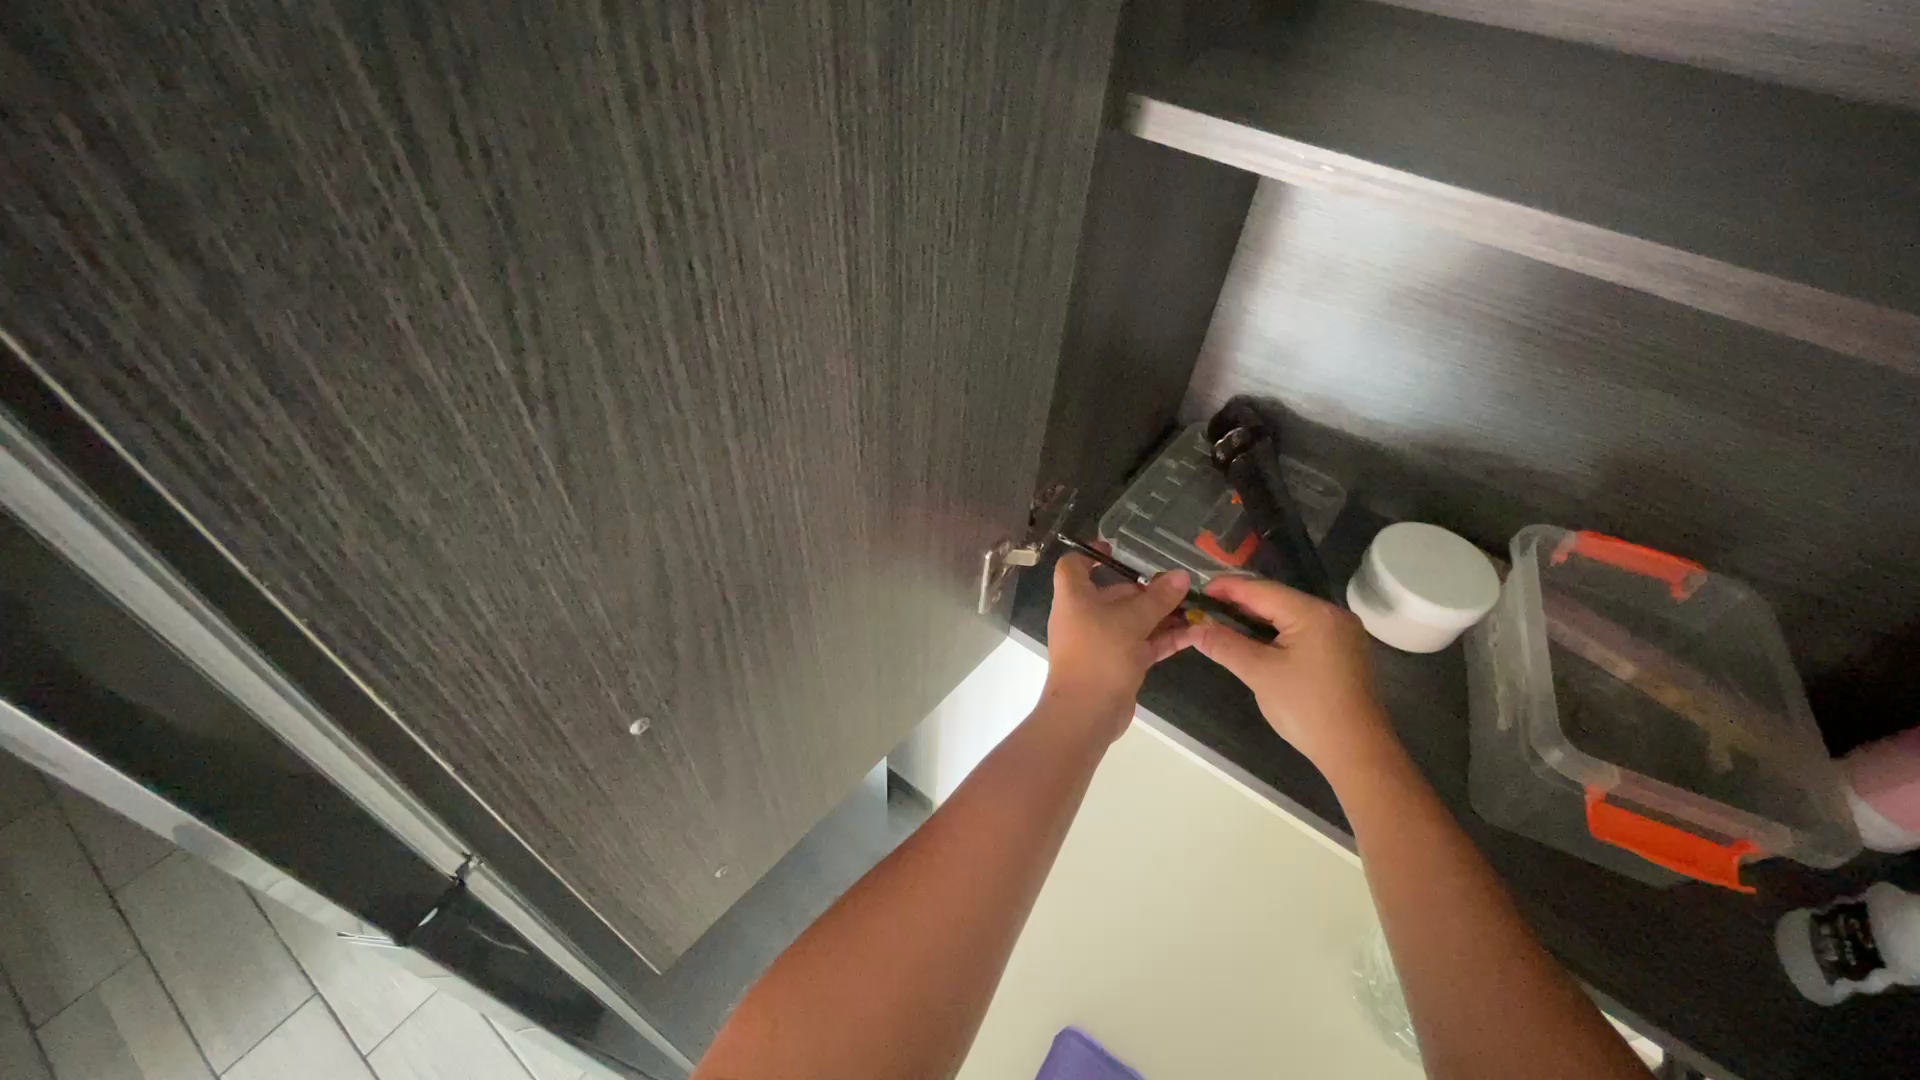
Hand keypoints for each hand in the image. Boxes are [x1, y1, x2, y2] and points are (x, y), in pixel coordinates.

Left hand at [1042, 554, 1191, 735]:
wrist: (1086, 712)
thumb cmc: (1099, 654)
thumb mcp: (1132, 620)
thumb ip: (1158, 598)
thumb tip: (1180, 575)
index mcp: (1074, 597)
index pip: (1073, 566)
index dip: (1092, 555)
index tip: (1118, 550)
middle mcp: (1083, 616)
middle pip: (1112, 593)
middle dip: (1145, 588)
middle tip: (1177, 584)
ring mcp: (1099, 641)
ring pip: (1131, 620)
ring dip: (1159, 614)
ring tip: (1194, 606)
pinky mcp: (1116, 664)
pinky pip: (1140, 643)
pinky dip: (1162, 637)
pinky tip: (1193, 633)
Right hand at [1184, 576, 1397, 774]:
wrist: (1356, 751)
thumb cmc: (1306, 708)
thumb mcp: (1259, 673)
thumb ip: (1224, 645)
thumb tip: (1193, 628)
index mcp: (1314, 613)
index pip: (1261, 590)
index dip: (1227, 587)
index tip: (1198, 591)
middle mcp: (1332, 614)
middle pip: (1277, 599)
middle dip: (1240, 603)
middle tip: (1206, 609)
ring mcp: (1341, 633)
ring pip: (1289, 615)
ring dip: (1257, 619)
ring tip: (1224, 624)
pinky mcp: (1343, 651)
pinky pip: (1302, 630)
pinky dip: (1276, 632)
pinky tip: (1257, 641)